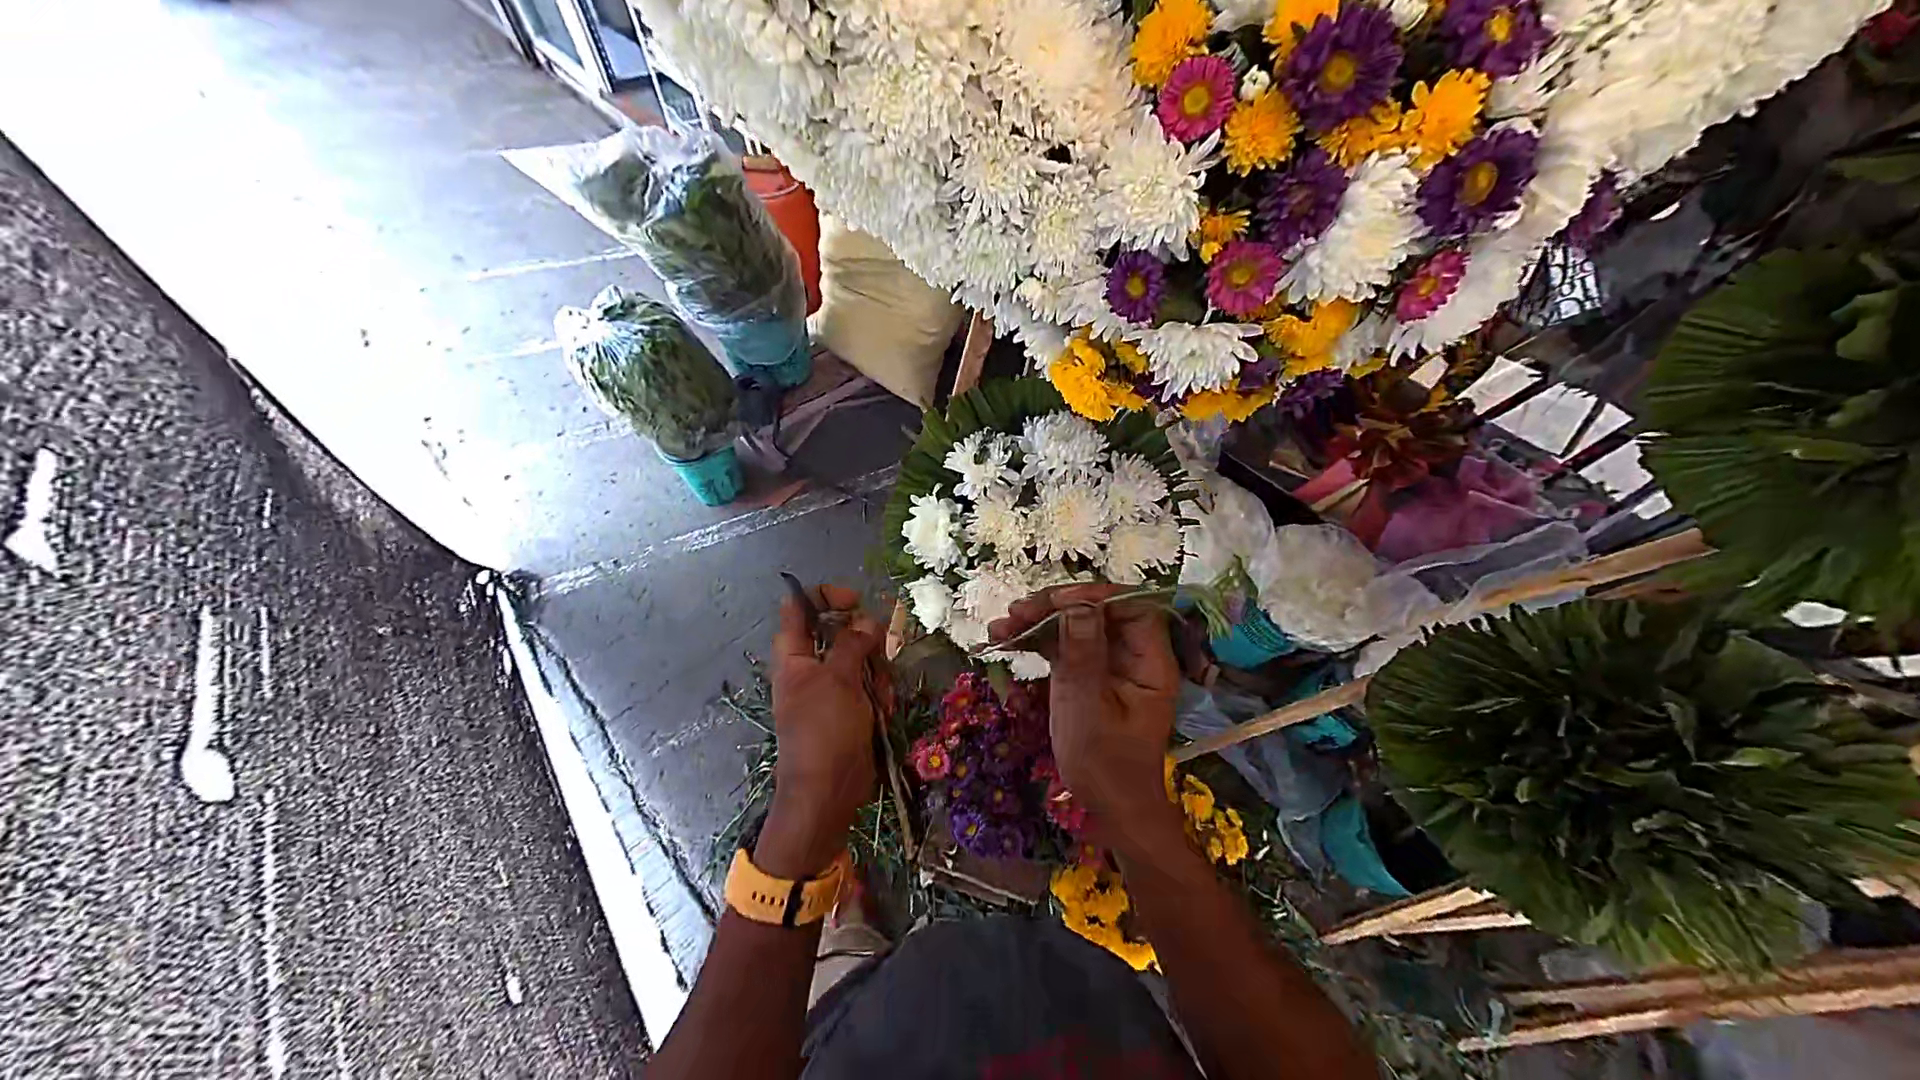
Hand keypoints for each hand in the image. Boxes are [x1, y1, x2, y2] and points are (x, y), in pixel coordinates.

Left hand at [758, 584, 886, 878]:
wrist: (829, 790)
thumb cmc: (825, 730)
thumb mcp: (839, 679)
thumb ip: (852, 642)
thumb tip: (866, 620)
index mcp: (794, 655)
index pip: (800, 607)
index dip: (825, 595)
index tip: (855, 601)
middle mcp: (812, 666)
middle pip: (842, 632)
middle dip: (866, 644)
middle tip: (875, 659)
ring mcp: (833, 687)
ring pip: (863, 659)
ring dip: (878, 673)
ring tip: (879, 699)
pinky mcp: (852, 707)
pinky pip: (871, 685)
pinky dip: (880, 695)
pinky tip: (883, 712)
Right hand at [989, 584, 1183, 851]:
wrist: (1109, 807)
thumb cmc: (1104, 764)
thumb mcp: (1088, 707)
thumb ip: (1082, 654)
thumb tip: (1076, 603)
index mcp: (1150, 663)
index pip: (1132, 609)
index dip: (1096, 598)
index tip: (1055, 602)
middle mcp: (1133, 656)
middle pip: (1099, 612)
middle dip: (1056, 607)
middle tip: (1016, 613)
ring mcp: (1108, 663)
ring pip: (1077, 625)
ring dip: (1039, 622)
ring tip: (1001, 627)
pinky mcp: (1088, 674)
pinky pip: (1065, 646)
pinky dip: (1037, 641)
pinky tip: (1007, 640)